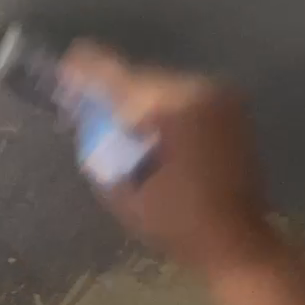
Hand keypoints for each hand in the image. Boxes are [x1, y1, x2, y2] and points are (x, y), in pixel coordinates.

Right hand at [60, 41, 284, 274]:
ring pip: (162, 88)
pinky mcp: (231, 111)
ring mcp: (220, 99)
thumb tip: (88, 117)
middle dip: (114, 90)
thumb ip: (100, 145)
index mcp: (172, 109)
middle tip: (86, 97)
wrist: (238, 242)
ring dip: (138, 100)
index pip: (119, 80)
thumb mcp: (122, 190)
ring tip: (117, 118)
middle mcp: (199, 92)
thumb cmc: (175, 223)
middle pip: (142, 80)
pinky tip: (148, 127)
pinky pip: (183, 98)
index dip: (89, 70)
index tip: (66, 62)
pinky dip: (162, 108)